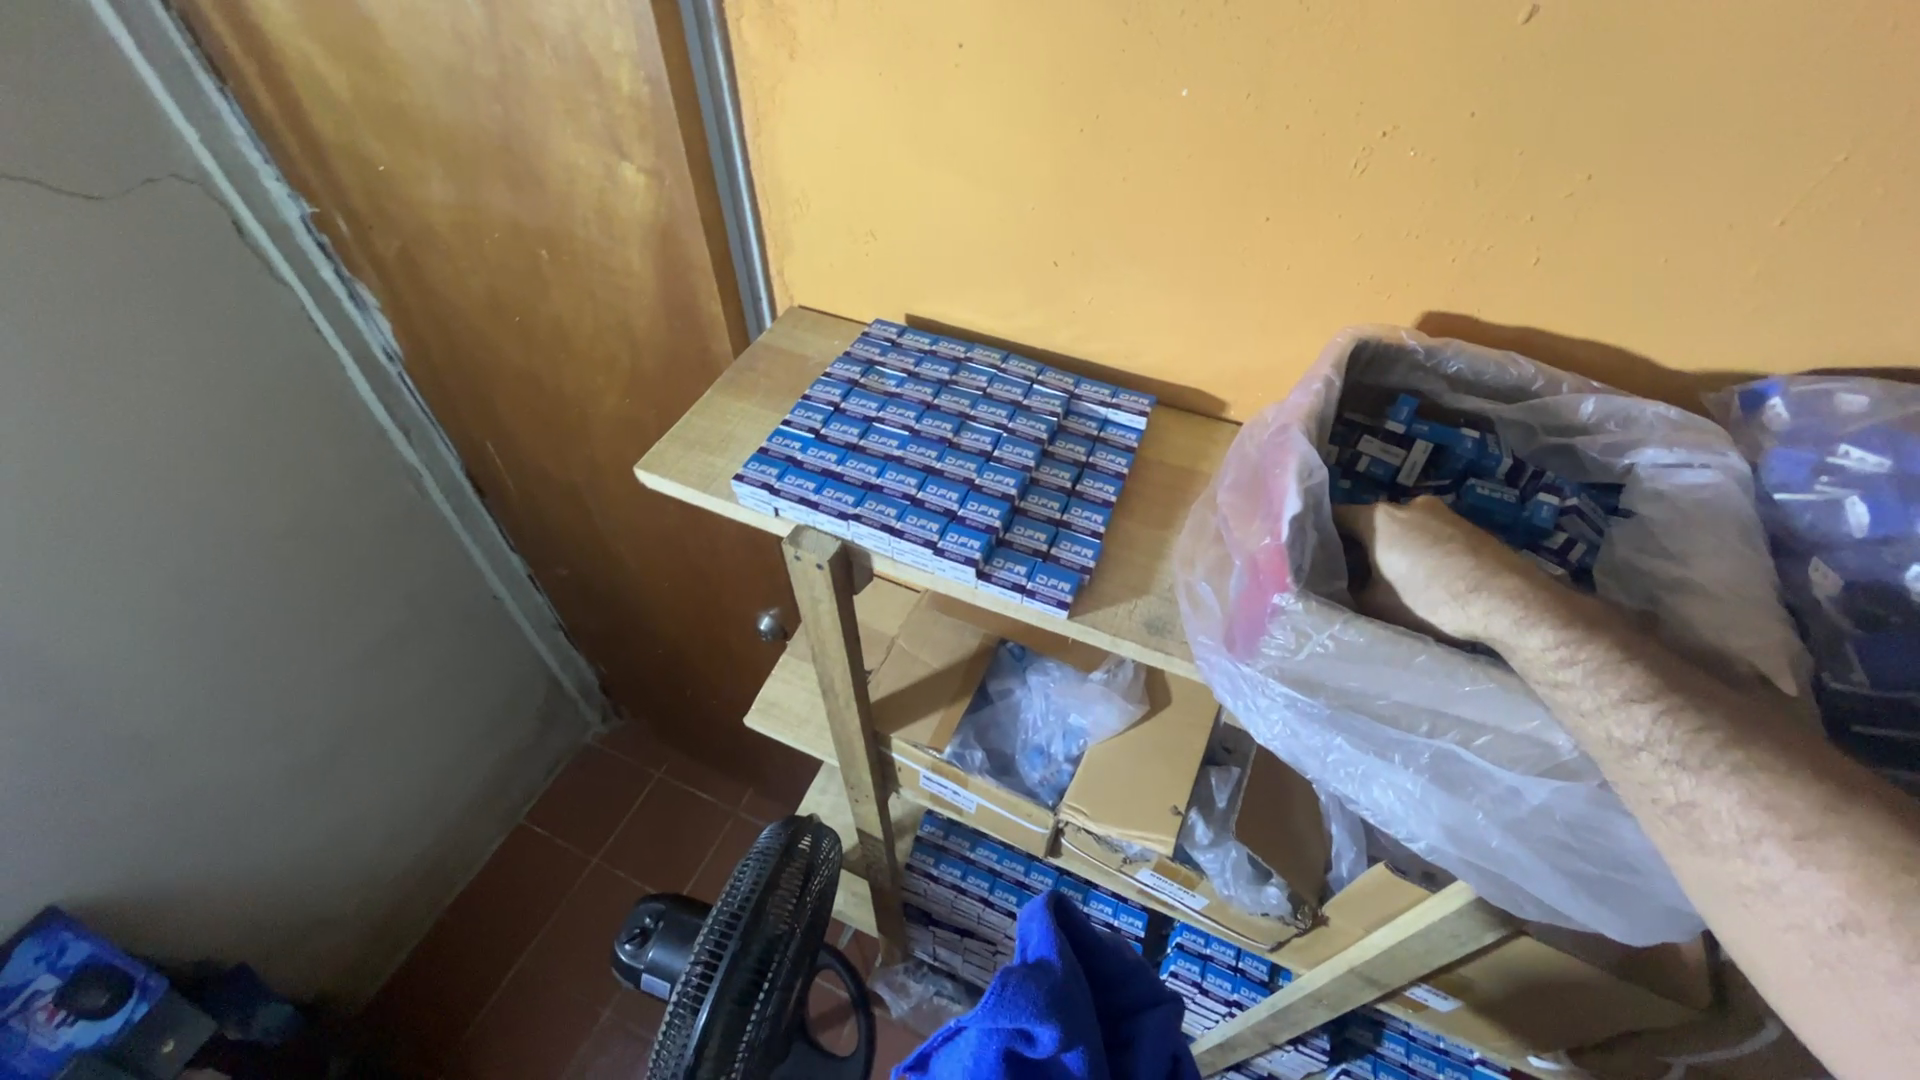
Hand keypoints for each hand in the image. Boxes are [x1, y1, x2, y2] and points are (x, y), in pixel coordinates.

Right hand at [1333, 497, 1548, 644]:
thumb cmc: (1431, 600)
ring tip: (1394, 581)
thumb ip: (1348, 592)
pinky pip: (1431, 537)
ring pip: (1404, 530)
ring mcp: (1444, 513)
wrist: (1510, 602)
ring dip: (1395, 550)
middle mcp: (1409, 505)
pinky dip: (1422, 553)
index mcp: (1377, 518)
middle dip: (1360, 546)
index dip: (1320, 536)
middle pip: (1371, 523)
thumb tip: (1336, 588)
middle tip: (1353, 575)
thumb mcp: (1374, 604)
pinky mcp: (1471, 528)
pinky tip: (1428, 580)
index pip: (1334, 516)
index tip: (1314, 556)